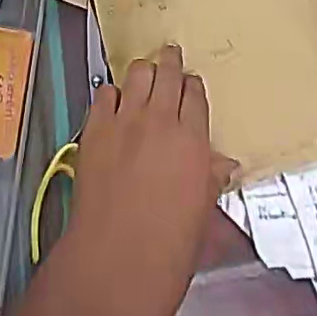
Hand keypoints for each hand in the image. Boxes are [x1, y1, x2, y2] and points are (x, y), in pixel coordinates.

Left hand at [62, 46, 234, 315]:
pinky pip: (104, 93)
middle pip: (167, 73)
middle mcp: (160, 121)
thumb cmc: (168, 248)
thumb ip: (209, 178)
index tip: (190, 86)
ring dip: (143, 72)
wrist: (115, 259)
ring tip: (144, 74)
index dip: (193, 87)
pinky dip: (111, 94)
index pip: (195, 95)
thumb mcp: (202, 214)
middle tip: (170, 55)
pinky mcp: (94, 127)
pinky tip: (114, 103)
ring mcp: (124, 120)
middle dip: (170, 62)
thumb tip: (222, 164)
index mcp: (193, 141)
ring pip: (137, 73)